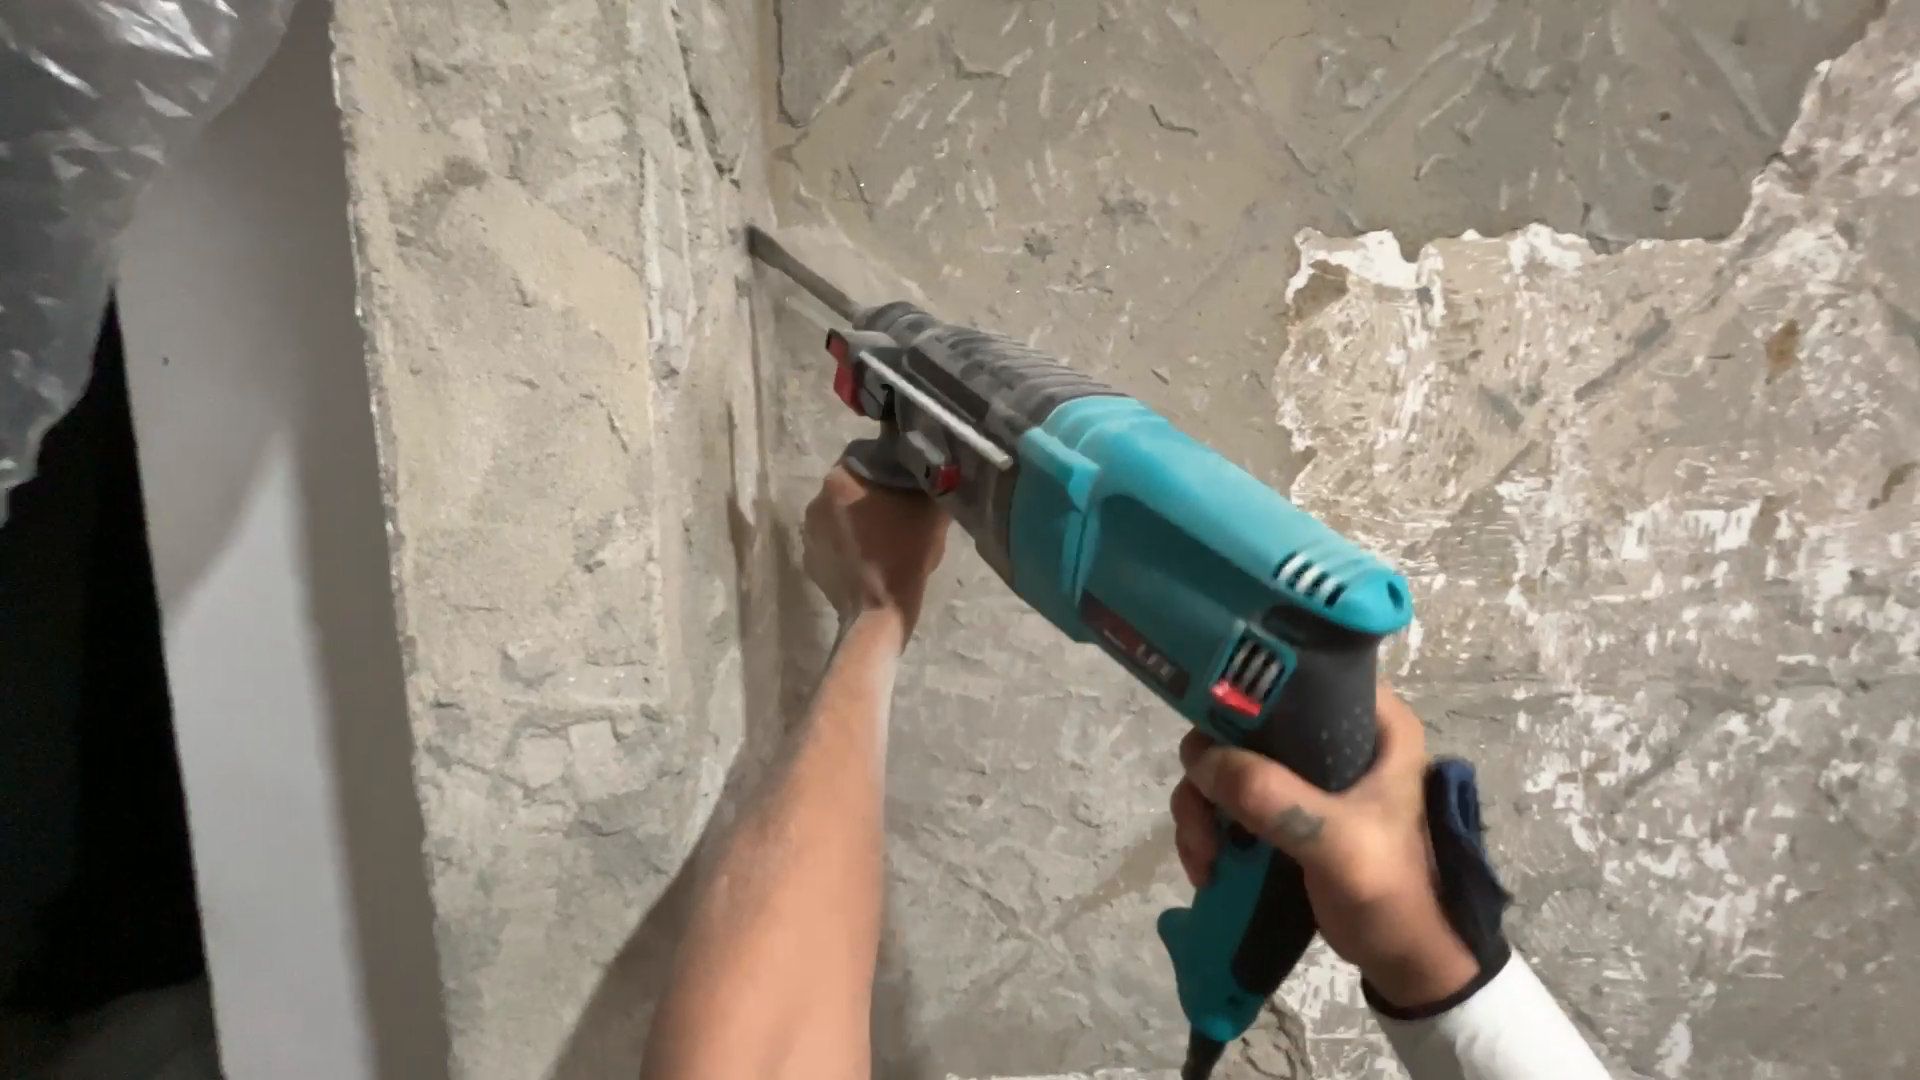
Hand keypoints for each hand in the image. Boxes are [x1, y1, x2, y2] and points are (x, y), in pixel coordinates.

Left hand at [802, 464, 948, 639]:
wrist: (880, 611)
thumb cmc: (906, 553)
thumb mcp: (931, 511)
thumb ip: (927, 483)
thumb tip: (930, 472)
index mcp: (840, 479)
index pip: (864, 457)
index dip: (887, 469)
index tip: (904, 485)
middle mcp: (816, 500)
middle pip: (848, 487)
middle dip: (869, 496)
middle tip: (896, 512)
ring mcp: (808, 532)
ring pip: (837, 515)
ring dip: (855, 521)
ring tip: (881, 539)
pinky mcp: (809, 560)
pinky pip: (831, 542)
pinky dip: (846, 546)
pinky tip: (866, 559)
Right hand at [1169, 685, 1478, 1009]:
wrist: (1403, 961)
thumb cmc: (1391, 893)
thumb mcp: (1337, 843)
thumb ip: (1272, 798)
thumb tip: (1199, 759)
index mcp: (1369, 721)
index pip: (1295, 674)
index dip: (1245, 691)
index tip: (1213, 730)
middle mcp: (1330, 732)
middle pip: (1240, 722)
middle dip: (1209, 775)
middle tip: (1203, 820)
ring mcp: (1300, 770)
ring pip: (1222, 762)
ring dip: (1200, 809)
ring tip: (1206, 857)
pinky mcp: (1278, 801)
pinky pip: (1223, 796)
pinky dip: (1206, 826)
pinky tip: (1208, 864)